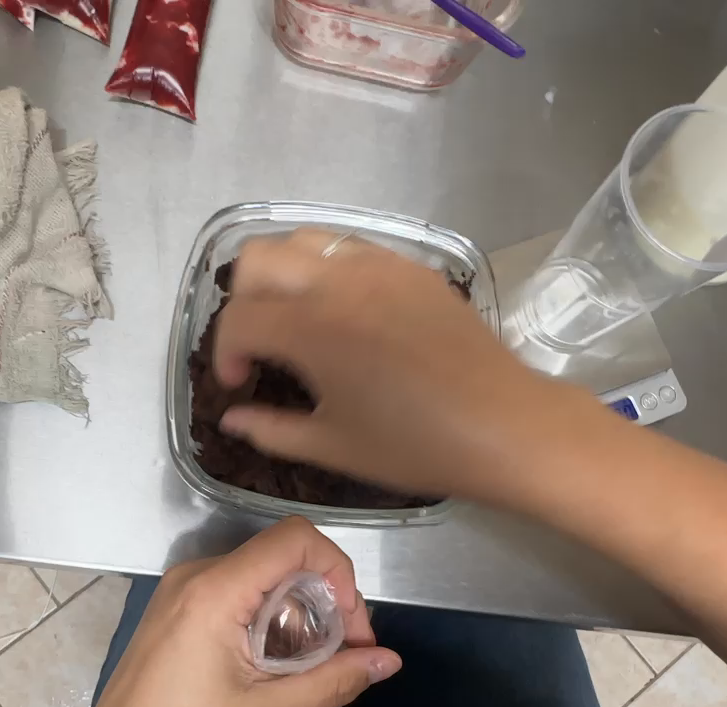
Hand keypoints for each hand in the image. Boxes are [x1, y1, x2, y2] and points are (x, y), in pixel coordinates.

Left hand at [59, 517, 400, 706]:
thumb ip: (335, 681)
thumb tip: (389, 661)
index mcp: (215, 590)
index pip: (295, 539)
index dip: (337, 570)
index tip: (350, 626)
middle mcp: (195, 575)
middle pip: (280, 555)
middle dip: (323, 596)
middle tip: (341, 654)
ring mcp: (180, 590)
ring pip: (259, 574)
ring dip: (296, 608)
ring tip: (309, 664)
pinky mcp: (174, 608)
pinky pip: (235, 590)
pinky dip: (266, 614)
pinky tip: (271, 661)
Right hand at [212, 229, 596, 501]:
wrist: (501, 425)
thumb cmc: (413, 445)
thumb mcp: (331, 446)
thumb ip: (270, 429)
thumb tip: (232, 419)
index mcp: (313, 328)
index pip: (239, 318)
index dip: (224, 352)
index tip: (237, 383)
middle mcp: (339, 281)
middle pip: (257, 258)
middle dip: (242, 301)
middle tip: (259, 346)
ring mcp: (379, 265)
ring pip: (304, 239)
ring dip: (281, 275)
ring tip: (295, 320)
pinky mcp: (412, 266)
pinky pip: (350, 247)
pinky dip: (326, 270)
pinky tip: (343, 313)